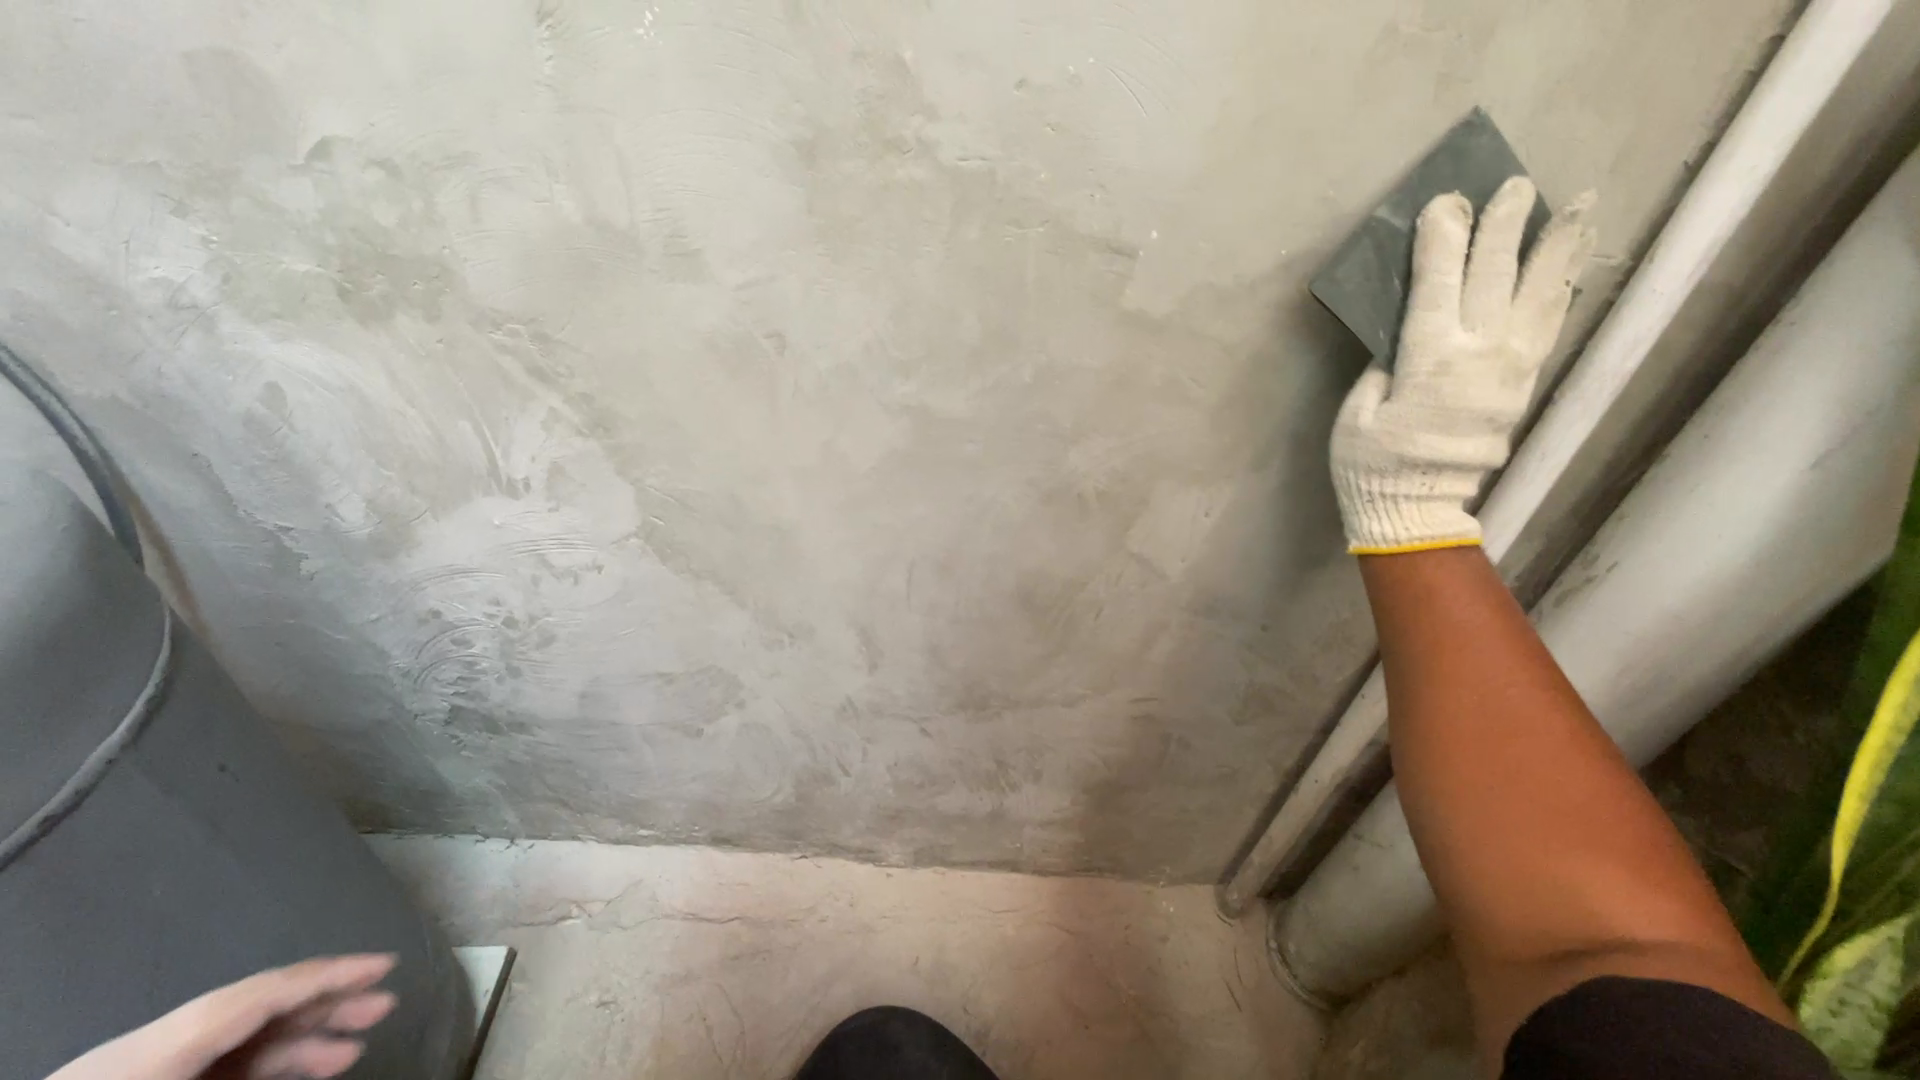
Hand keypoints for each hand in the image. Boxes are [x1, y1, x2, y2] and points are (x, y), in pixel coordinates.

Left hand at [48, 955, 397, 1079]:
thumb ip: (256, 1066)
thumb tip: (338, 1056)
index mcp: (166, 1042)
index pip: (263, 993)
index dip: (329, 974)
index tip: (385, 963)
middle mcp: (167, 1043)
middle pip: (260, 1008)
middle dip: (326, 1003)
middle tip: (387, 1002)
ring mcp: (163, 1065)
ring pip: (251, 1037)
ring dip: (310, 1038)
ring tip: (360, 1043)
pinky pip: (233, 1063)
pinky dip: (279, 1061)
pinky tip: (319, 1065)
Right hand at [1330, 176, 1593, 554]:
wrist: (1416, 512)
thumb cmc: (1371, 464)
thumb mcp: (1358, 411)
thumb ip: (1385, 364)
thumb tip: (1408, 330)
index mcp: (1430, 360)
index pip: (1439, 282)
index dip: (1442, 238)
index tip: (1447, 202)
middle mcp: (1480, 356)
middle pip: (1495, 276)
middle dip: (1503, 226)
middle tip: (1514, 185)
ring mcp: (1511, 370)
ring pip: (1540, 296)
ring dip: (1558, 248)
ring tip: (1580, 207)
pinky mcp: (1524, 386)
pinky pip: (1548, 328)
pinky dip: (1560, 291)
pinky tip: (1568, 268)